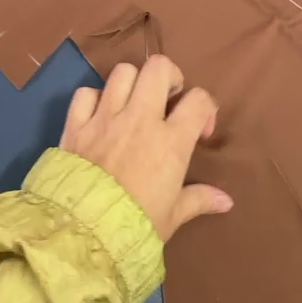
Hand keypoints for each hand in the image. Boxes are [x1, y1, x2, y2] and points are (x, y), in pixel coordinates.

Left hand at [59, 55, 233, 240]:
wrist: (84, 235)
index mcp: (170, 141)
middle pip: (157, 67)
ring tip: (133, 103)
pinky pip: (85, 93)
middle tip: (167, 99)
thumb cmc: (136, 226)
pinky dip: (93, 99)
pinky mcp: (75, 125)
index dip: (204, 107)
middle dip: (167, 76)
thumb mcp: (172, 216)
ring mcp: (105, 118)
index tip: (199, 130)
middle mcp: (140, 119)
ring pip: (122, 72)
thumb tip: (226, 201)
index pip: (198, 99)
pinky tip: (98, 115)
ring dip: (131, 83)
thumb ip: (199, 199)